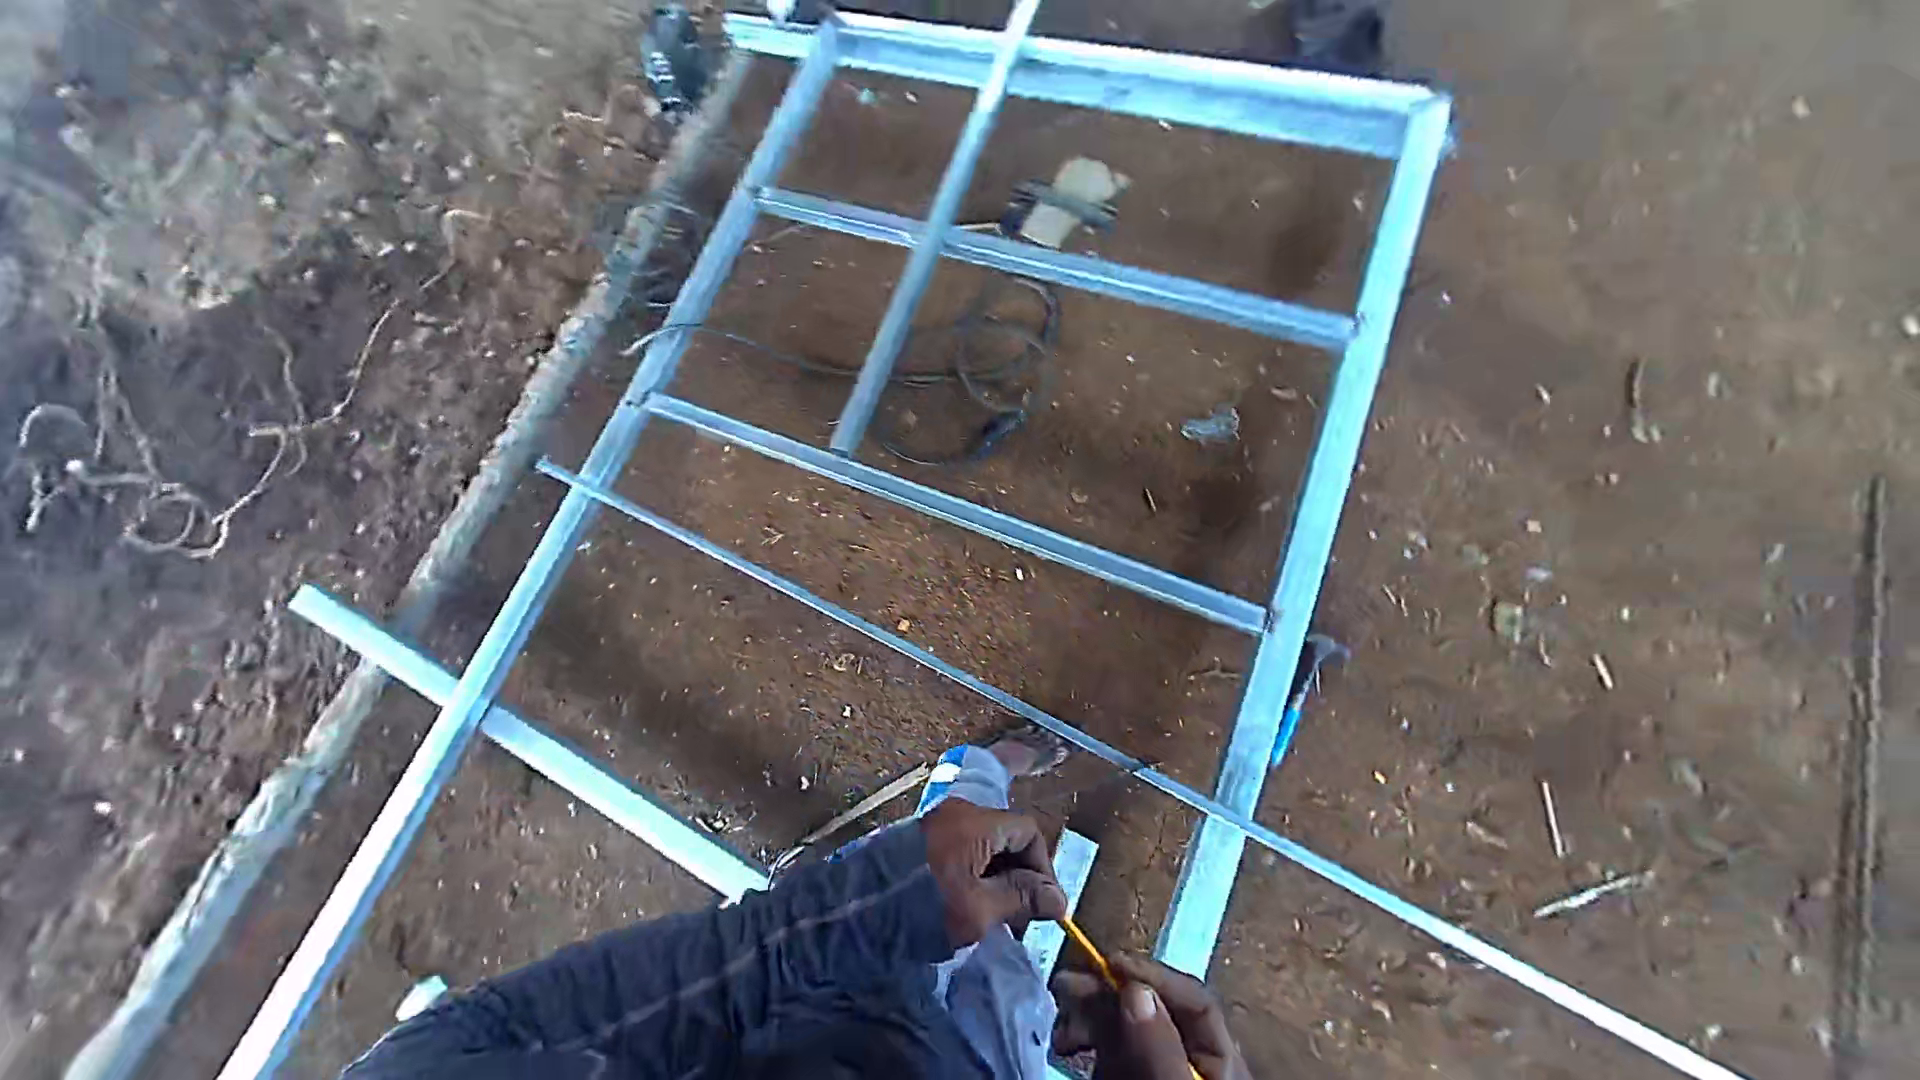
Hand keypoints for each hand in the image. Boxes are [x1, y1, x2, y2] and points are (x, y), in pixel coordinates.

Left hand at [920, 799, 1066, 946]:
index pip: (1028, 830)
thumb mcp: (979, 910)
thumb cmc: (923, 907)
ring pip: (986, 842)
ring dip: (1000, 874)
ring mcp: (939, 822)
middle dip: (1021, 872)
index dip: (1042, 867)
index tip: (1043, 904)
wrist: (857, 909)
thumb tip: (1058, 900)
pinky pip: (965, 847)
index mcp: (976, 822)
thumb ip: (1020, 898)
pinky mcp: (923, 837)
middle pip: (1007, 833)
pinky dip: (978, 871)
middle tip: (1022, 914)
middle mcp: (959, 811)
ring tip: (999, 915)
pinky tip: (974, 903)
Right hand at [1051, 952, 1250, 1079]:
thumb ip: (1160, 1049)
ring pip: (1121, 1021)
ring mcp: (1154, 1063)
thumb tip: (1134, 987)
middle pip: (1151, 1005)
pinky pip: (1104, 1044)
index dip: (1155, 975)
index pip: (1195, 1000)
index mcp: (1220, 1059)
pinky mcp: (1125, 1073)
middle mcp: (1187, 1053)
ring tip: (1059, 1016)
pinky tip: (1064, 1038)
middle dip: (1107, 991)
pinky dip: (1082, 1034)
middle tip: (1067, 984)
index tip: (1112, 963)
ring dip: (1087, 1010)